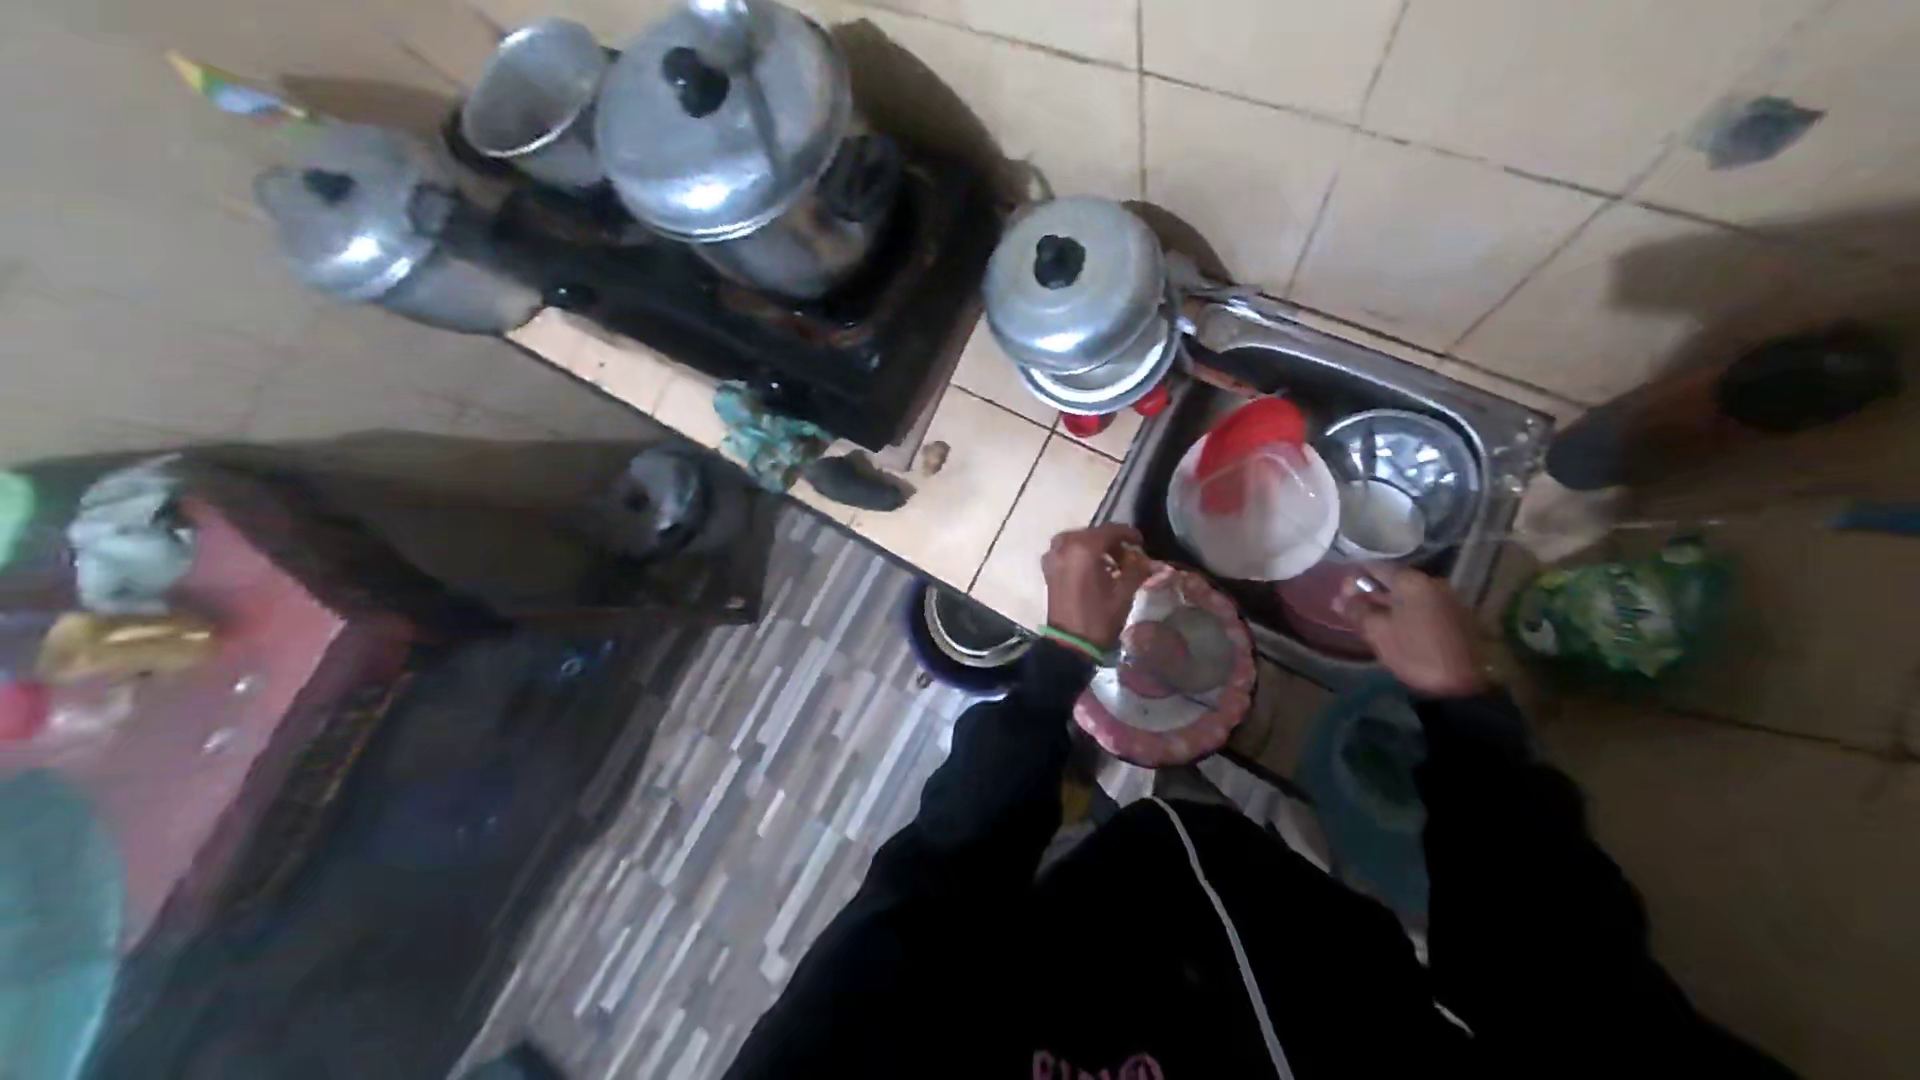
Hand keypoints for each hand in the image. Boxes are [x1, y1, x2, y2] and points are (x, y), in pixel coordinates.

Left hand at [1042, 525, 1151, 650]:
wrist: (1070, 644)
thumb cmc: (1099, 619)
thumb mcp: (1124, 593)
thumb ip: (1136, 569)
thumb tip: (1146, 559)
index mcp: (1083, 549)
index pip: (1110, 530)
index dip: (1128, 534)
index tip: (1140, 543)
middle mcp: (1064, 546)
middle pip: (1093, 534)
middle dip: (1112, 542)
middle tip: (1128, 557)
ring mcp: (1052, 557)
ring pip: (1078, 540)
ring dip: (1096, 547)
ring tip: (1112, 564)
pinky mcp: (1048, 569)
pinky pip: (1066, 551)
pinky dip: (1081, 554)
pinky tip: (1094, 569)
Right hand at [1338, 565, 1490, 697]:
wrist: (1461, 685)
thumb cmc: (1414, 651)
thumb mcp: (1376, 631)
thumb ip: (1355, 609)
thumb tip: (1340, 598)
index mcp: (1412, 581)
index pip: (1375, 567)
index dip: (1353, 577)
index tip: (1340, 593)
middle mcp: (1432, 583)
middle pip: (1392, 581)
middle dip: (1369, 592)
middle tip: (1350, 607)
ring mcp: (1447, 600)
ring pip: (1407, 595)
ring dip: (1385, 603)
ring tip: (1367, 619)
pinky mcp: (1455, 617)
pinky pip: (1420, 606)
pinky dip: (1402, 611)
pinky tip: (1391, 625)